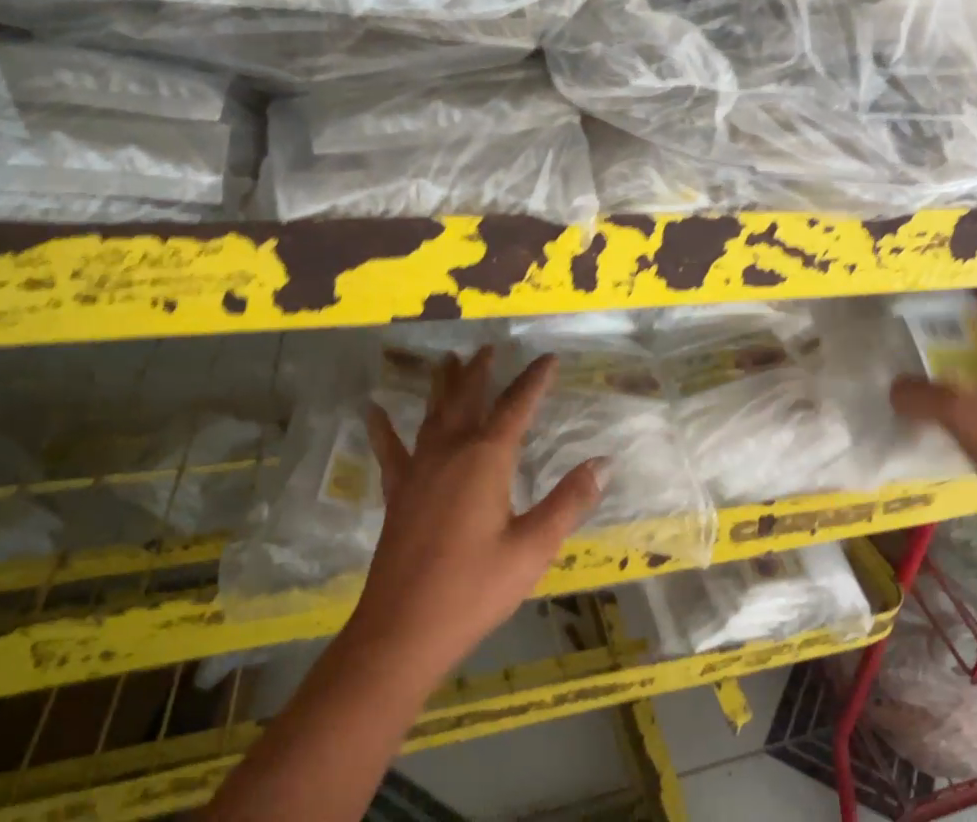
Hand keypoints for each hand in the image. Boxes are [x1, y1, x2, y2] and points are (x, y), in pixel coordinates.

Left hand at [352, 347, 602, 672]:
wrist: (403, 630)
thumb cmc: (475, 589)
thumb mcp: (533, 547)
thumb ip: (568, 502)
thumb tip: (603, 462)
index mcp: (486, 460)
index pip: (516, 407)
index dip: (534, 381)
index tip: (548, 358)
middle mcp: (449, 453)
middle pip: (466, 400)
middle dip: (480, 372)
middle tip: (489, 347)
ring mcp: (418, 471)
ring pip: (431, 415)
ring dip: (442, 386)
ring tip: (447, 361)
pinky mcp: (398, 494)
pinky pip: (391, 449)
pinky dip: (384, 427)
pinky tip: (373, 410)